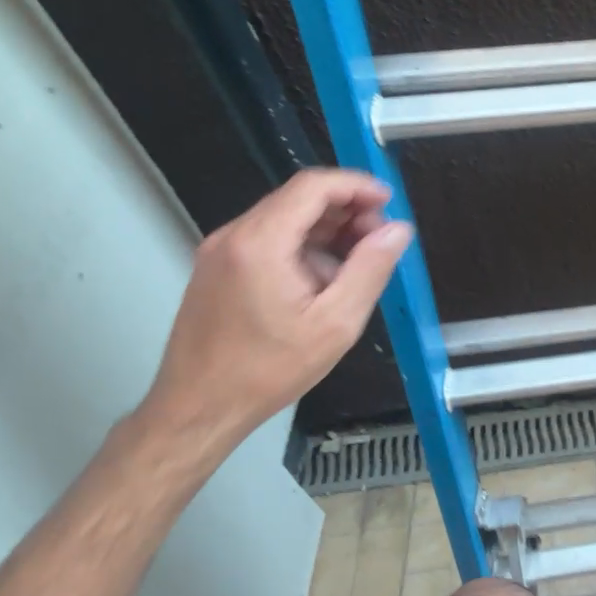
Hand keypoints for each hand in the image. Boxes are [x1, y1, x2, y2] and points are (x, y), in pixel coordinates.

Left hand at [140, 168, 413, 447]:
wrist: (196, 410)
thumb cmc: (267, 370)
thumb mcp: (335, 323)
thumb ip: (370, 269)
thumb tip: (398, 229)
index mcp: (260, 242)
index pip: (313, 186)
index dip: (357, 185)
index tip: (389, 202)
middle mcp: (234, 235)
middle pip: (298, 198)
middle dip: (346, 210)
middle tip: (379, 240)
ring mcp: (220, 252)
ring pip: (284, 219)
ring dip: (326, 230)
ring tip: (357, 265)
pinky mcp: (216, 269)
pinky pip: (267, 240)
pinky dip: (302, 247)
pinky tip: (323, 281)